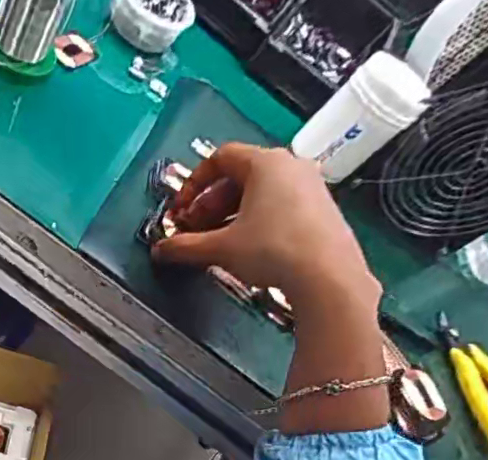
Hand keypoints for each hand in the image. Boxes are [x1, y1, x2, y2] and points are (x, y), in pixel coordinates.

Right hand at [154, 143, 386, 434]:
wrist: (325, 274)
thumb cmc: (275, 249)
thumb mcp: (220, 249)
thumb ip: (185, 247)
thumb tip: (162, 249)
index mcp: (265, 163)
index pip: (220, 158)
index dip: (193, 183)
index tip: (181, 208)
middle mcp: (289, 166)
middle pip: (237, 175)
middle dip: (208, 203)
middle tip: (193, 229)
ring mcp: (307, 185)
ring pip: (257, 191)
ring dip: (229, 213)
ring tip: (214, 242)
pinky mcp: (317, 208)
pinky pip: (276, 204)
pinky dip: (252, 219)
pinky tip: (243, 246)